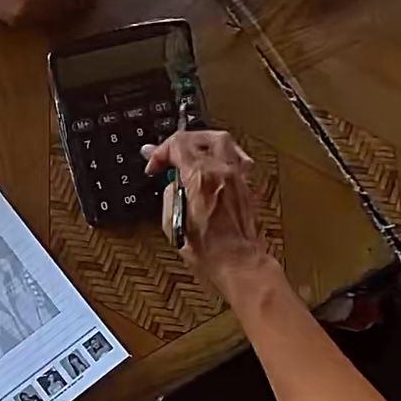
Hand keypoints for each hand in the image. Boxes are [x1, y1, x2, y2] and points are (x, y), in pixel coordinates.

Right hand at [142, 130, 274, 293]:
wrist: (239, 263)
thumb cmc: (210, 251)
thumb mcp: (174, 224)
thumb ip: (170, 196)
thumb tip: (172, 186)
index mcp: (200, 178)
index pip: (178, 144)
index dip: (160, 151)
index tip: (154, 165)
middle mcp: (222, 172)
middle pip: (202, 136)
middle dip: (181, 142)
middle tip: (169, 155)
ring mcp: (238, 177)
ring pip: (222, 142)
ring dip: (202, 144)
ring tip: (191, 154)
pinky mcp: (246, 186)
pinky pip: (234, 158)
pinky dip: (219, 157)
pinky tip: (213, 166)